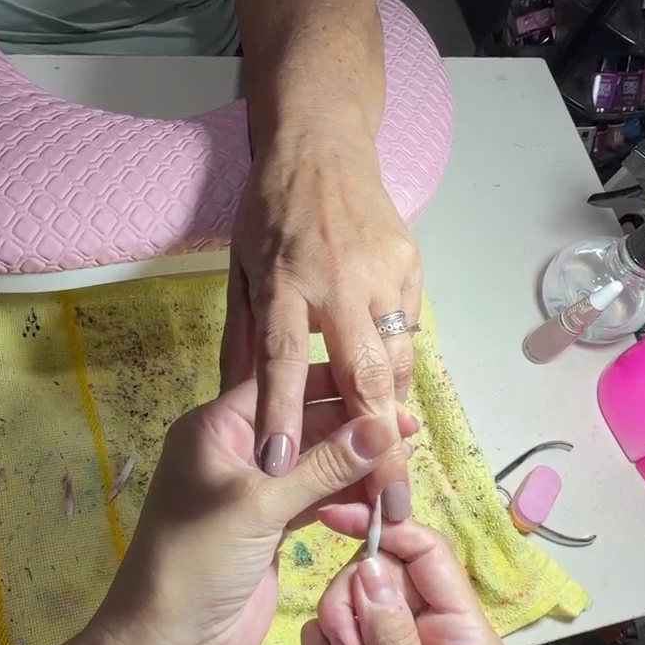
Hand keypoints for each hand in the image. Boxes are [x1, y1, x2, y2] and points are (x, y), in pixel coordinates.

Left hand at [93, 365, 418, 644]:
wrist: (172, 641)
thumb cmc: (199, 558)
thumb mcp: (261, 505)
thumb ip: (325, 467)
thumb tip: (385, 428)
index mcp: (218, 427)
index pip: (282, 384)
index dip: (334, 381)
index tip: (385, 383)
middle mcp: (237, 448)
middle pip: (304, 422)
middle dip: (353, 424)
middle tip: (409, 424)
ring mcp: (256, 487)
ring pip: (314, 461)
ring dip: (355, 462)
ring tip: (406, 455)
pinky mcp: (272, 522)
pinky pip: (316, 496)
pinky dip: (346, 495)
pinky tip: (381, 491)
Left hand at [222, 143, 422, 520]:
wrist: (322, 142)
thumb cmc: (270, 209)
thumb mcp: (239, 268)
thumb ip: (240, 336)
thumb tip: (233, 399)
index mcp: (280, 281)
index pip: (279, 359)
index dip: (280, 414)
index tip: (279, 467)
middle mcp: (334, 281)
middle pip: (359, 373)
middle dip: (373, 445)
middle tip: (388, 503)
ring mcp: (381, 272)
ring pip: (395, 362)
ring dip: (391, 414)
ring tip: (391, 461)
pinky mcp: (411, 267)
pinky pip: (410, 337)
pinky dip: (400, 372)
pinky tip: (392, 396)